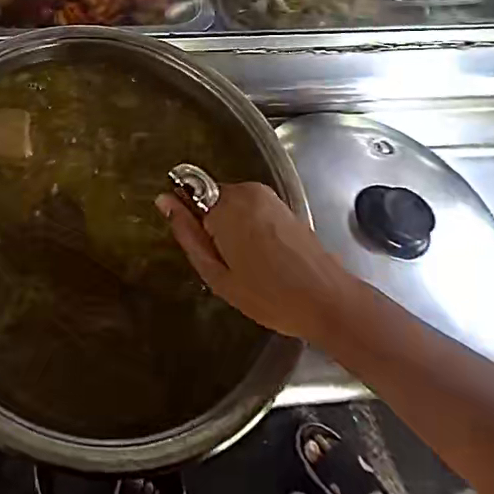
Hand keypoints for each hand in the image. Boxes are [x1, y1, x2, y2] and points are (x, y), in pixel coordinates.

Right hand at [156, 182, 351, 341]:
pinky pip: (249, 208)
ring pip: (228, 203)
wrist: (330, 302)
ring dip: (229, 225)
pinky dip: (248, 226)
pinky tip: (262, 256)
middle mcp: (246, 191)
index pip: (186, 192)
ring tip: (245, 261)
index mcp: (225, 206)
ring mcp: (267, 196)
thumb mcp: (216, 274)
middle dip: (209, 223)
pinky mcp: (282, 204)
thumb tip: (163, 201)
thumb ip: (187, 234)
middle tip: (223, 260)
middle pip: (208, 198)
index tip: (199, 243)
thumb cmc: (270, 296)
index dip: (187, 218)